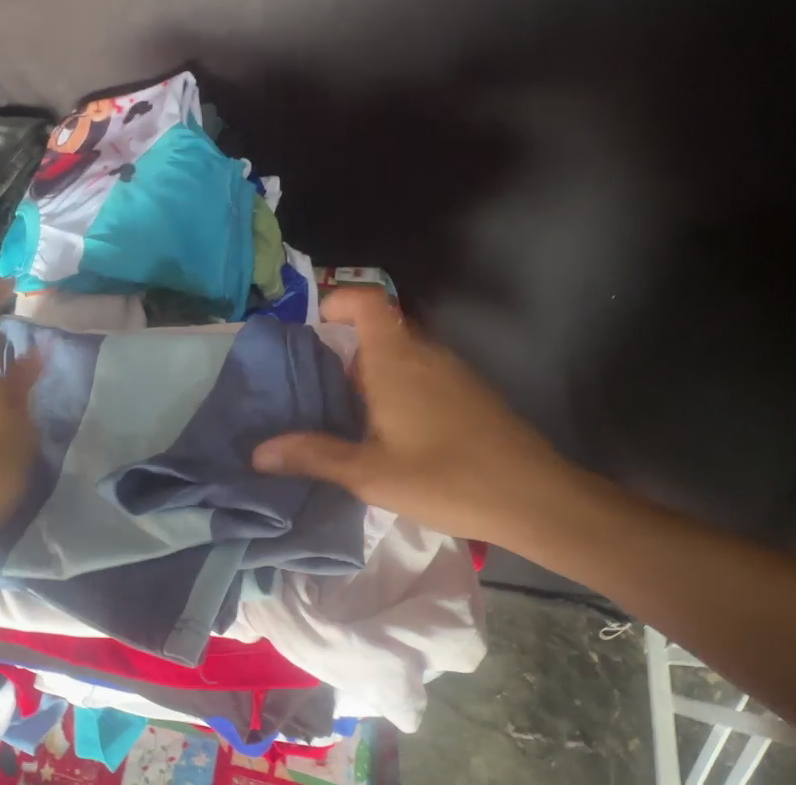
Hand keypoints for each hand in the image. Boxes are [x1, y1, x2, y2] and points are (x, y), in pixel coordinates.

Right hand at [253, 289, 577, 544]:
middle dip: (342, 350)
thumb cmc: (447, 478)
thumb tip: (258, 451)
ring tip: (346, 415)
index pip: (365, 299)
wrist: (537, 498)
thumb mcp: (371, 474)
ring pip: (400, 353)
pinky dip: (397, 387)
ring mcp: (452, 371)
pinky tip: (392, 433)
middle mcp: (424, 353)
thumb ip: (314, 456)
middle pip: (376, 328)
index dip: (335, 299)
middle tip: (314, 388)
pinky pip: (422, 372)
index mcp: (396, 359)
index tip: (310, 329)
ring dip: (370, 373)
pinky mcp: (470, 392)